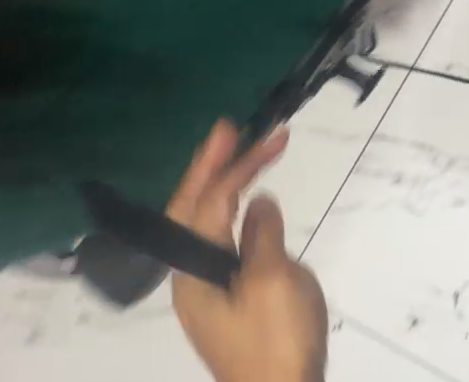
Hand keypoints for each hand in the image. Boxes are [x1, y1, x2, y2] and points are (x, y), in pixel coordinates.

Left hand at [167, 121, 327, 381]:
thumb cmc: (275, 338)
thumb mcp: (273, 281)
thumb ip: (263, 235)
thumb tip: (259, 203)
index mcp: (196, 274)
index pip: (208, 206)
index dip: (227, 165)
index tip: (243, 130)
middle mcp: (193, 279)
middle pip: (194, 213)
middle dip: (213, 169)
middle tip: (232, 131)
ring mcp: (210, 291)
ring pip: (207, 225)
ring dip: (225, 186)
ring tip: (247, 154)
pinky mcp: (230, 299)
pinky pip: (224, 240)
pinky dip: (236, 211)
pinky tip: (252, 204)